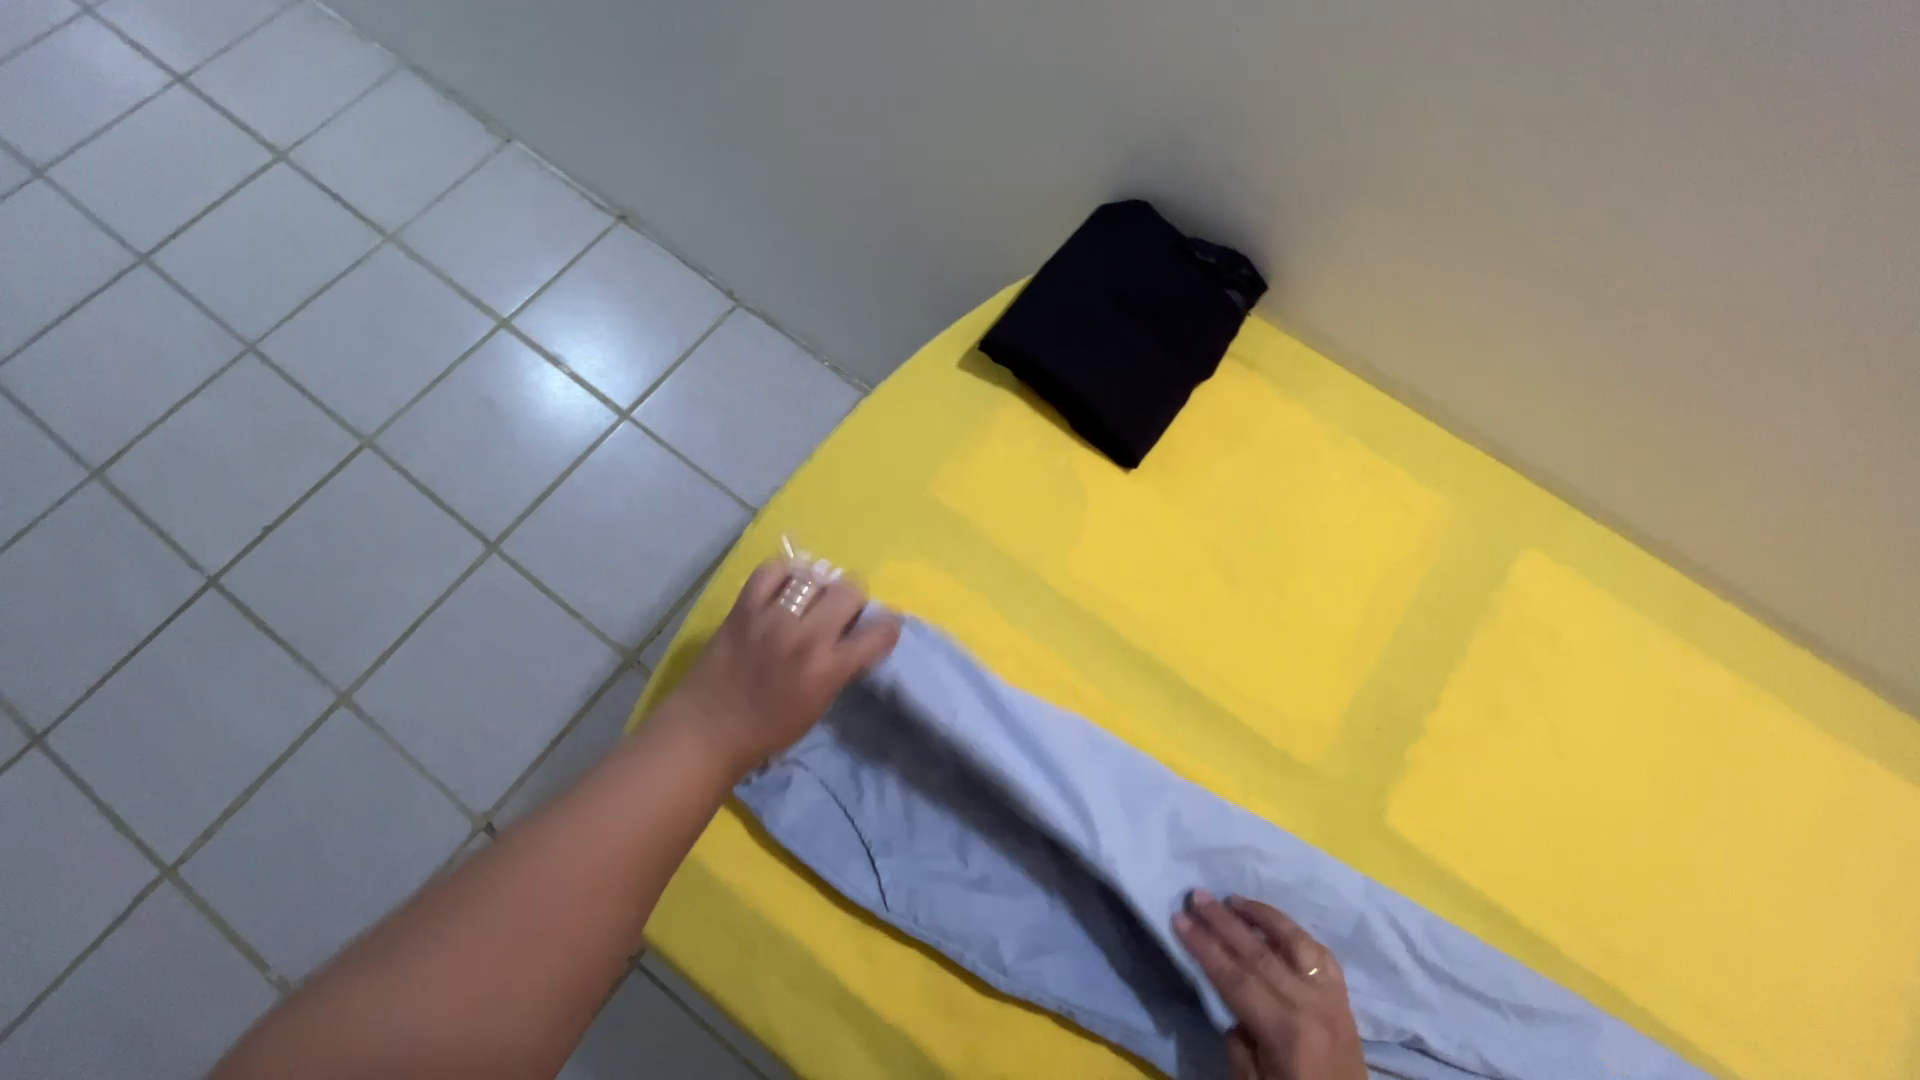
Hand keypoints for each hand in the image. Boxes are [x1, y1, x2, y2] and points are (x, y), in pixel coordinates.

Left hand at [657, 558, 899, 775]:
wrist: (709, 729)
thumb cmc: (768, 729)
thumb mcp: (819, 704)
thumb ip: (841, 668)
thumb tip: (857, 638)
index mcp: (829, 669)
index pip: (879, 632)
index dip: (887, 627)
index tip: (880, 629)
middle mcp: (805, 638)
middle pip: (849, 590)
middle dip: (854, 600)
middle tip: (841, 613)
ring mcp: (772, 618)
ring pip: (814, 576)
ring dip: (821, 586)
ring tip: (812, 598)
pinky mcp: (744, 608)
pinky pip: (771, 571)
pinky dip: (784, 573)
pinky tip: (786, 586)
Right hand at [1173, 892, 1366, 1079]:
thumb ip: (1238, 1042)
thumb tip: (1233, 1007)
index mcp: (1285, 1033)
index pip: (1234, 977)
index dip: (1204, 946)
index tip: (1179, 918)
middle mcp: (1311, 1008)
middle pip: (1260, 952)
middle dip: (1223, 921)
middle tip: (1197, 895)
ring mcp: (1333, 1001)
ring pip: (1296, 943)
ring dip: (1262, 916)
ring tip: (1234, 899)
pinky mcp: (1345, 1002)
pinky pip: (1322, 956)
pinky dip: (1296, 934)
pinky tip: (1276, 925)